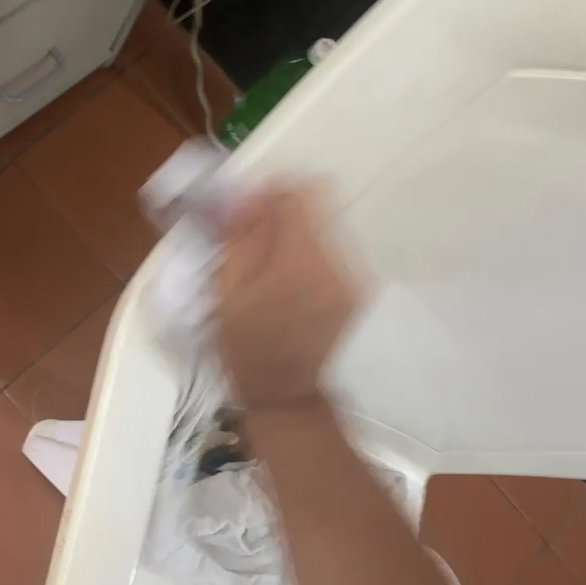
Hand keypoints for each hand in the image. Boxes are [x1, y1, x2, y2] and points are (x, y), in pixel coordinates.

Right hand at [216, 183, 355, 408]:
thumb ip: (240, 239)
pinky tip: (287, 280)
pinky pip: (334, 252)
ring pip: (325, 227)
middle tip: (251, 233)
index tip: (246, 208)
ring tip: (267, 261)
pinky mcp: (358, 290)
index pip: (299, 195)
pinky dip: (307, 254)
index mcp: (300, 265)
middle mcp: (337, 265)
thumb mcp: (227, 293)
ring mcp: (354, 278)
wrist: (282, 391)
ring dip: (294, 233)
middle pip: (316, 206)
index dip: (270, 192)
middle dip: (279, 213)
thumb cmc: (243, 347)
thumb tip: (247, 196)